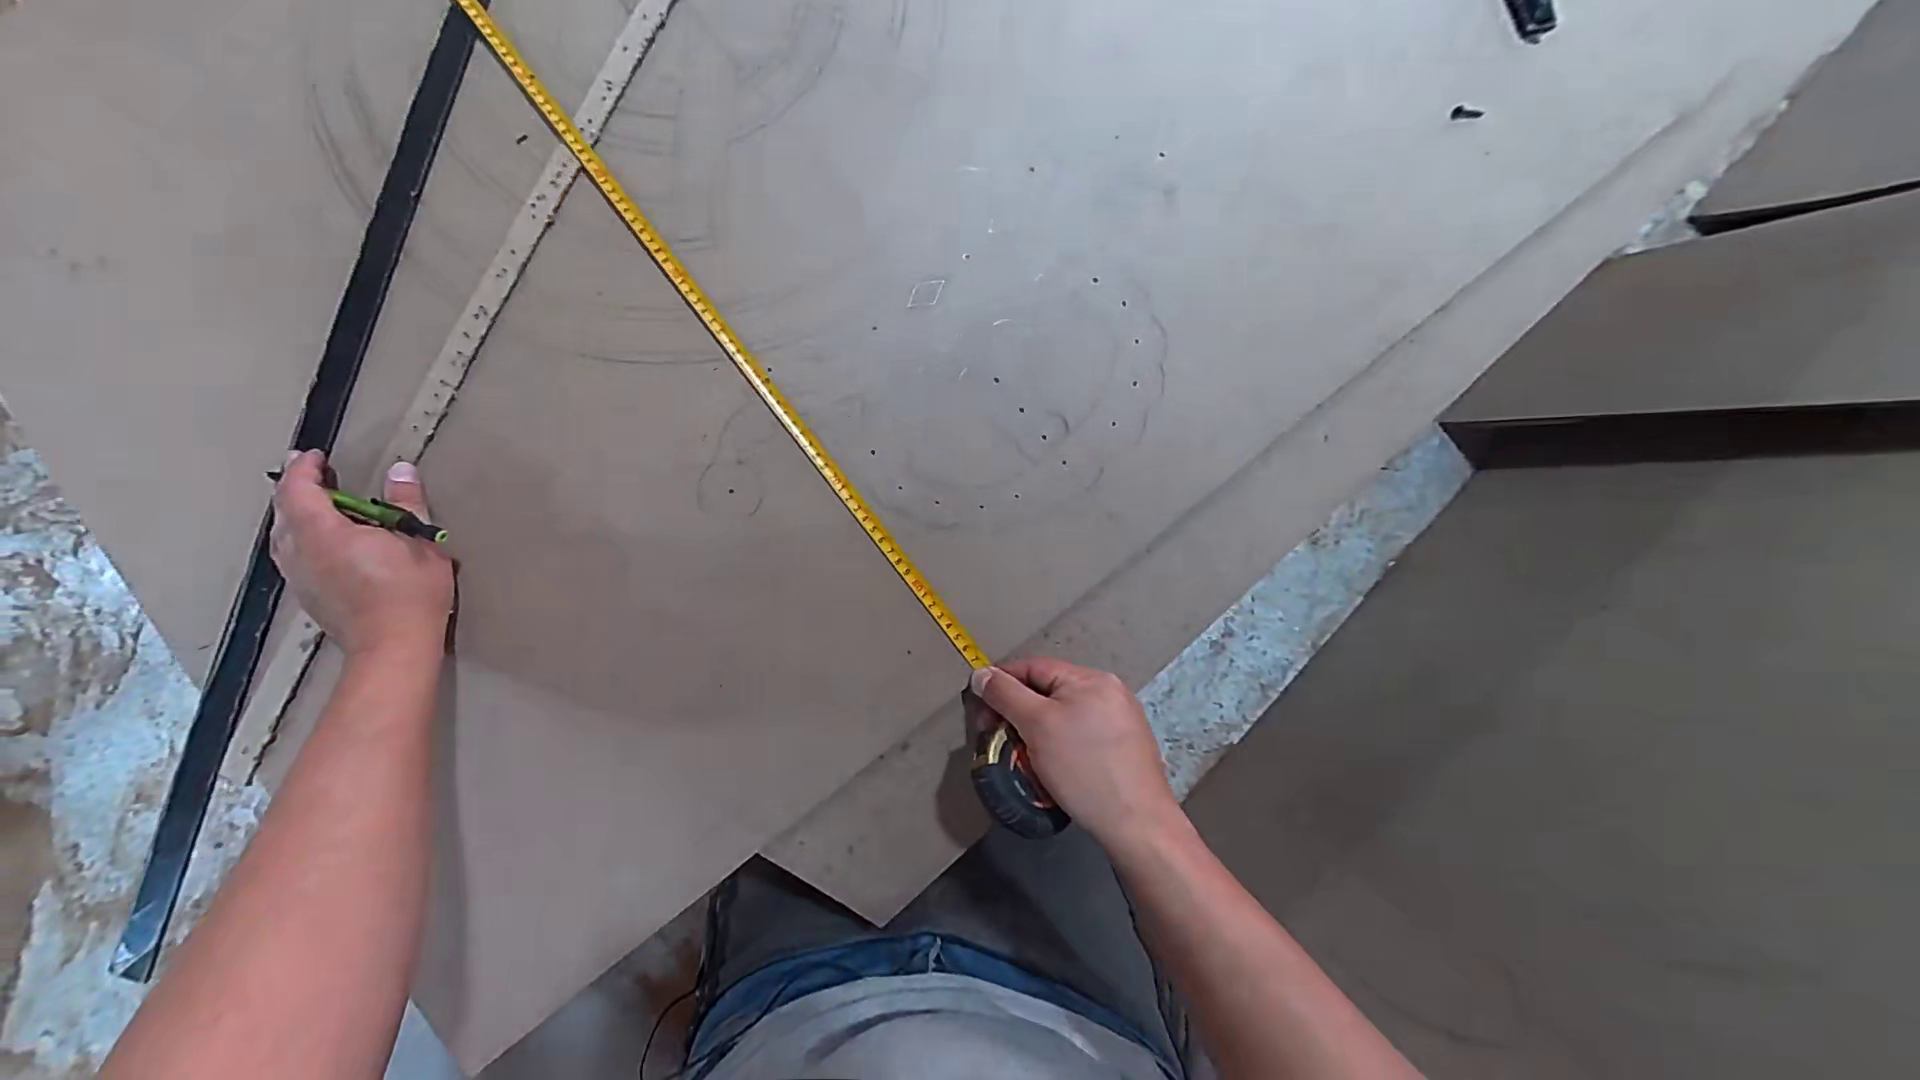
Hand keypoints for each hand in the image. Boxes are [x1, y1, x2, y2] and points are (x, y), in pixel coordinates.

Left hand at [271, 450, 454, 658]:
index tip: (314, 456)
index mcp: (324, 533)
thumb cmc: (410, 594)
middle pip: (284, 511)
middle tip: (316, 476)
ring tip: (322, 509)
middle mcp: (300, 552)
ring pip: (283, 535)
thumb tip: (401, 472)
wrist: (394, 644)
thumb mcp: (422, 543)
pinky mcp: (307, 594)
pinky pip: (293, 555)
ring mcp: (299, 576)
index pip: (299, 489)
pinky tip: (327, 544)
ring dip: (297, 516)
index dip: (304, 468)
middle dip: (297, 490)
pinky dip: (303, 540)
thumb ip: (407, 505)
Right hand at [968, 658, 1183, 848]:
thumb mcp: (1036, 725)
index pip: (1032, 667)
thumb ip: (1005, 694)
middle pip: (1048, 691)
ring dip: (1037, 731)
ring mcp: (1120, 720)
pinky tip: (1052, 767)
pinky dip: (1059, 745)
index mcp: (1090, 678)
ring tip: (1024, 756)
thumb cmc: (1084, 769)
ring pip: (1063, 715)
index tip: (979, 709)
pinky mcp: (1123, 747)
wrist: (1137, 824)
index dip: (1001, 683)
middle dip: (1018, 712)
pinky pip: (1080, 735)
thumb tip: (982, 674)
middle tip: (998, 737)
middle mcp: (1109, 691)